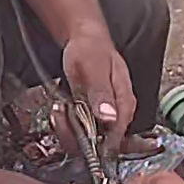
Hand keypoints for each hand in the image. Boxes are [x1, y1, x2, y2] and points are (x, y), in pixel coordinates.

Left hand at [61, 31, 134, 156]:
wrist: (83, 39)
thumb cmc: (91, 49)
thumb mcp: (95, 68)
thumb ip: (102, 93)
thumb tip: (110, 117)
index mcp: (125, 104)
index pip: (117, 138)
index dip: (97, 144)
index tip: (77, 136)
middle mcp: (118, 114)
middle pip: (101, 143)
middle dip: (76, 134)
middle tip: (61, 115)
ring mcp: (105, 117)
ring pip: (88, 140)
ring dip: (68, 129)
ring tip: (58, 109)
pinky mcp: (92, 116)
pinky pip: (80, 131)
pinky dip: (67, 124)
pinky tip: (60, 110)